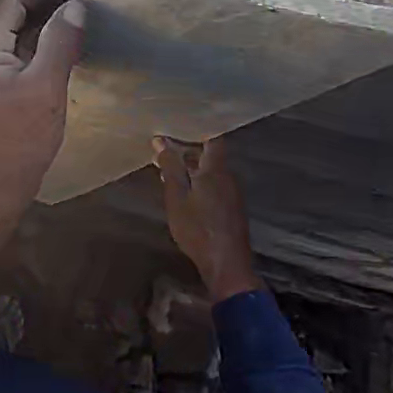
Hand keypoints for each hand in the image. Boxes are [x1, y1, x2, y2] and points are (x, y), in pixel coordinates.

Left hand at [0, 0, 84, 257]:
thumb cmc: (21, 136)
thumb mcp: (45, 86)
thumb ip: (59, 42)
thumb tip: (76, 6)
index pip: (13, 1)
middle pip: (14, 14)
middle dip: (46, 2)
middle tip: (83, 0)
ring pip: (19, 33)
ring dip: (47, 22)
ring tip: (80, 18)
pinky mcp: (3, 87)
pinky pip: (23, 53)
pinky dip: (44, 44)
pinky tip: (68, 48)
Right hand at [154, 137, 260, 301]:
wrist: (226, 264)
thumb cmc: (198, 228)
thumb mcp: (177, 196)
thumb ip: (170, 167)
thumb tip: (161, 141)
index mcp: (215, 170)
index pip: (212, 139)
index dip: (196, 130)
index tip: (175, 127)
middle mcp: (227, 177)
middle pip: (209, 155)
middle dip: (186, 151)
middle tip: (162, 152)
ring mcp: (232, 194)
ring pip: (210, 171)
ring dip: (190, 168)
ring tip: (166, 172)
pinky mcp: (231, 208)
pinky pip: (214, 185)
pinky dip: (198, 182)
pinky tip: (183, 193)